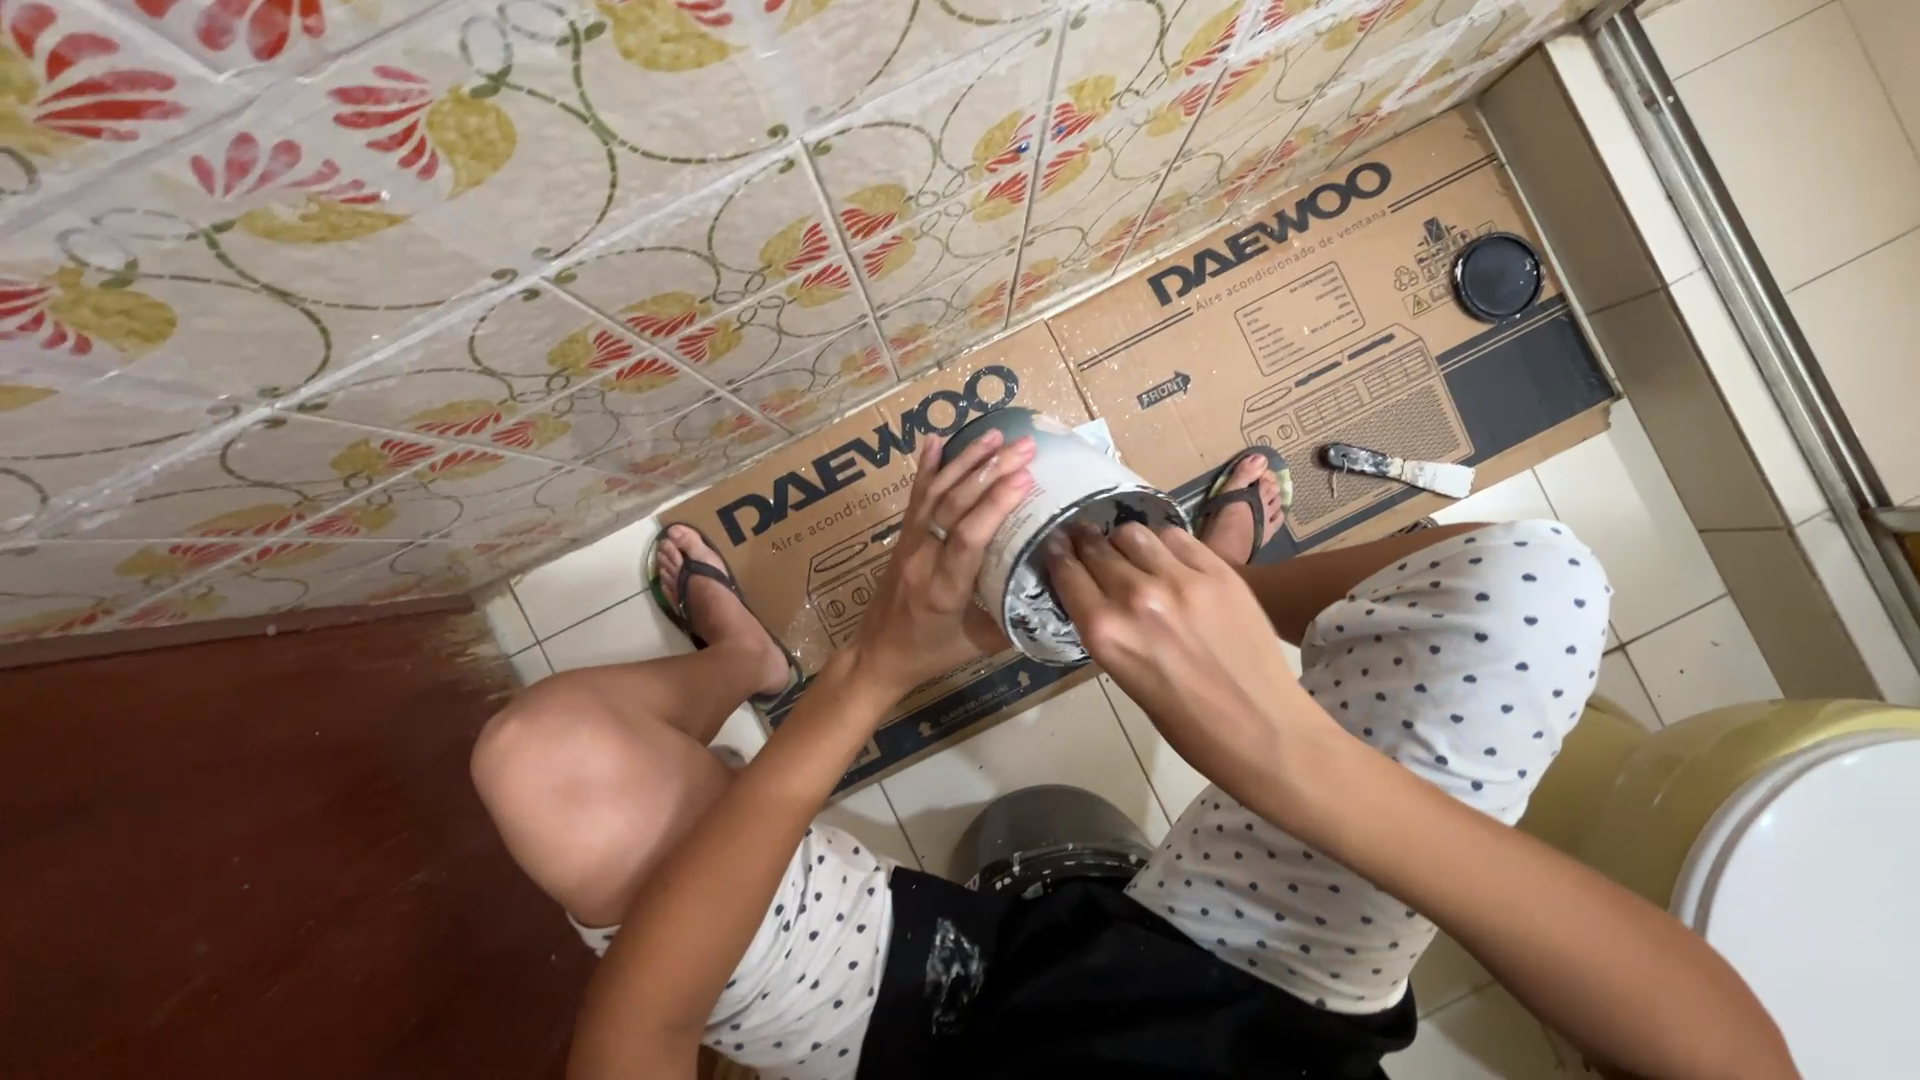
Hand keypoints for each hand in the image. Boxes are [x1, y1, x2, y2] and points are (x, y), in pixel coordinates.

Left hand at [848, 427, 1034, 695]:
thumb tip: (1058, 591)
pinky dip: (928, 466)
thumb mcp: (979, 645)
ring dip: (966, 460)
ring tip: (995, 434)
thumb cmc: (931, 654)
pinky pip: (916, 496)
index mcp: (944, 589)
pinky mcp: (902, 537)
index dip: (996, 504)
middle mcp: (923, 558)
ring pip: (936, 493)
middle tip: (1024, 446)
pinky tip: (937, 439)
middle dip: (990, 471)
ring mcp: (908, 543)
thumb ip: (1015, 618)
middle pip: (954, 505)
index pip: (969, 538)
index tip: (1026, 478)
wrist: (877, 655)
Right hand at [1048, 523, 1336, 784]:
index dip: (1058, 554)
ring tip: (1129, 548)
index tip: (1056, 544)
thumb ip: (1110, 631)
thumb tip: (1100, 596)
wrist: (1262, 728)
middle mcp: (1135, 597)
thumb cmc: (1187, 722)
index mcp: (1106, 633)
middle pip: (1098, 548)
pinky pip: (1176, 538)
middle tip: (1085, 538)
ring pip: (1134, 533)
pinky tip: (1166, 555)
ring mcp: (1180, 580)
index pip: (1068, 574)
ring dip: (1124, 540)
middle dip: (1086, 542)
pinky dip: (1163, 542)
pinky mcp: (1218, 571)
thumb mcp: (1126, 677)